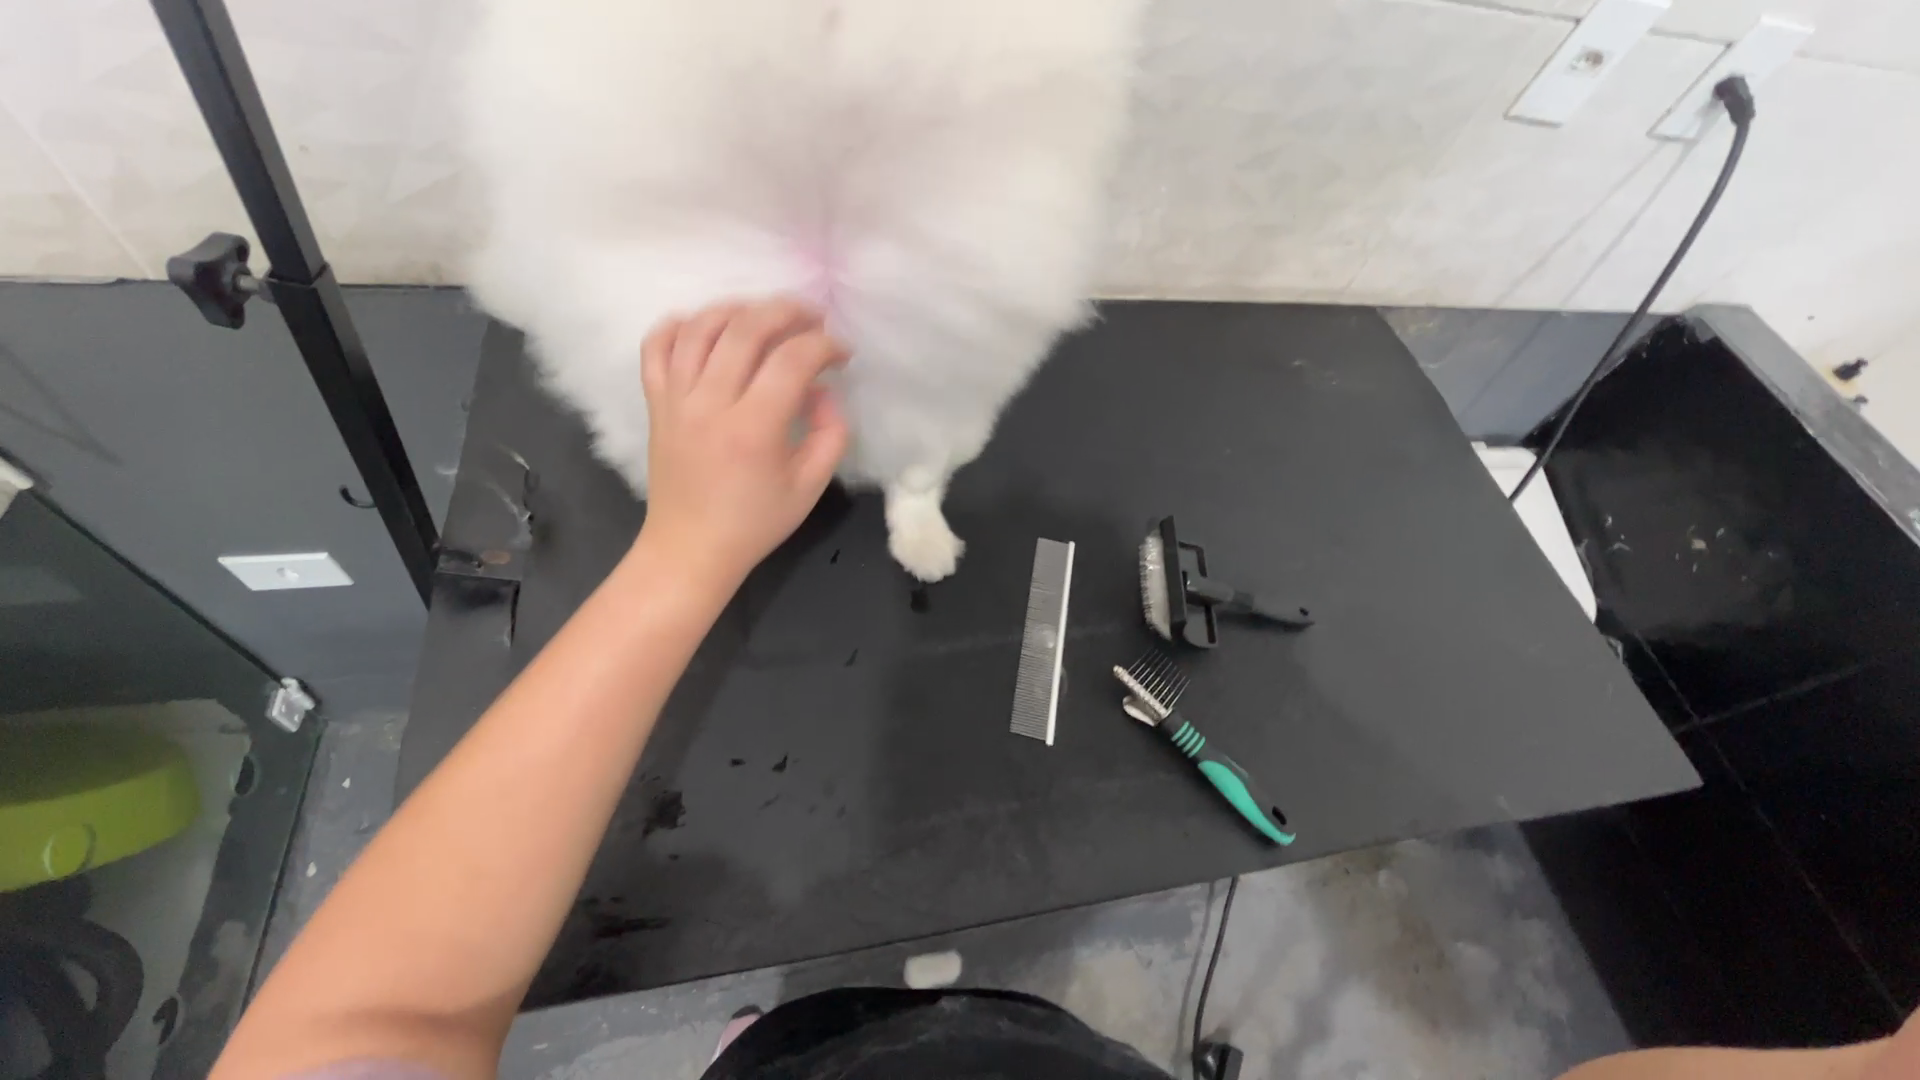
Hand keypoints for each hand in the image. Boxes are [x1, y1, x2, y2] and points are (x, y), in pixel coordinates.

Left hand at [635, 298, 850, 589]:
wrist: (690, 549)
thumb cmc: (755, 523)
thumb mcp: (810, 485)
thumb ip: (831, 432)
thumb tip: (824, 389)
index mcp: (754, 429)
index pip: (792, 360)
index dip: (825, 345)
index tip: (842, 353)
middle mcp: (710, 404)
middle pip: (746, 328)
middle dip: (787, 311)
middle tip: (813, 317)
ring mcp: (676, 400)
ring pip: (700, 327)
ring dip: (738, 308)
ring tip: (765, 315)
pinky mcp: (655, 404)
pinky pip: (655, 348)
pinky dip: (677, 325)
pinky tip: (703, 324)